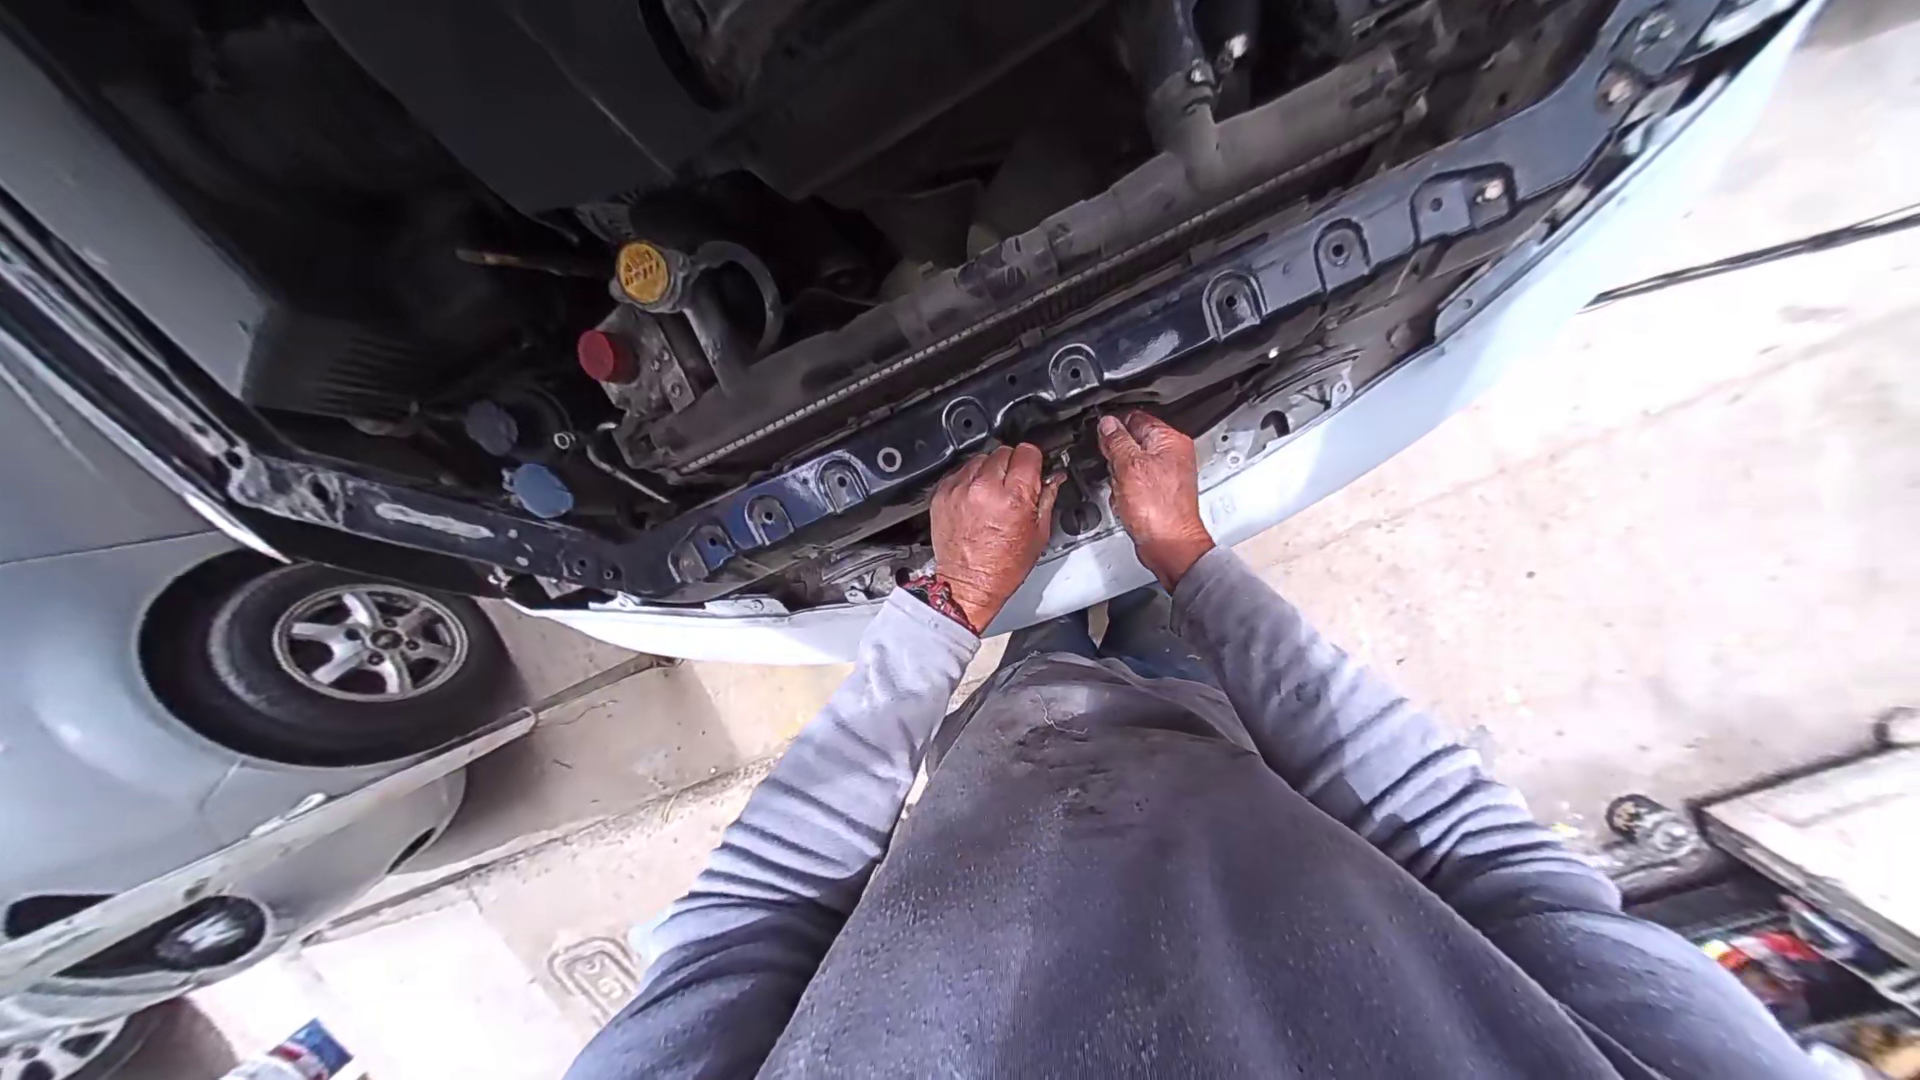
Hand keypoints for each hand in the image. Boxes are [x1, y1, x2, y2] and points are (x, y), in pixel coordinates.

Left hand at [930, 444, 1066, 631]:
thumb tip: (1054, 477)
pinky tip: (975, 500)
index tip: (1032, 470)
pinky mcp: (942, 494)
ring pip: (980, 458)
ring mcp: (960, 489)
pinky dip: (969, 481)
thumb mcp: (1038, 534)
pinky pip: (960, 472)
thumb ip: (1047, 497)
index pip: (1027, 452)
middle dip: (1012, 466)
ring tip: (992, 495)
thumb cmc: (1002, 567)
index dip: (1033, 461)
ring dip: (989, 471)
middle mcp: (984, 489)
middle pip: (1003, 451)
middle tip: (1013, 488)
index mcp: (1013, 498)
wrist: (967, 584)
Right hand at [1096, 410, 1214, 587]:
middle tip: (1116, 472)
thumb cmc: (1158, 511)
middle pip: (1131, 442)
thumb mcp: (1129, 467)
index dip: (1115, 427)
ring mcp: (1164, 475)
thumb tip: (1107, 424)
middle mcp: (1171, 455)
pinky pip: (1131, 484)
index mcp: (1170, 441)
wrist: (1168, 544)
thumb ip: (1117, 441)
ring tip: (1123, 490)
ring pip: (1128, 465)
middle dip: (1116, 457)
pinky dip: (1123, 492)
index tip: (1102, 438)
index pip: (1136, 418)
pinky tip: (1125, 501)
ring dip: (1118, 477)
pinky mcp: (1157, 493)